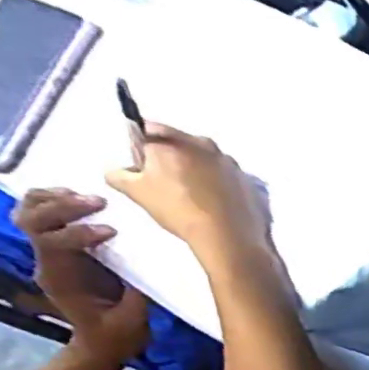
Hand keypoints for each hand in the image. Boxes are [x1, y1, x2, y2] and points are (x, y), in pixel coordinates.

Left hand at [13, 188, 148, 362]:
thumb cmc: (118, 334)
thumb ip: (136, 289)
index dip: (79, 232)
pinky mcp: (60, 247)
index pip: (52, 242)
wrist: (104, 342)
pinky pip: (43, 213)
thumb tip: (148, 260)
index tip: (113, 232)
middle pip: (31, 218)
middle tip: (99, 202)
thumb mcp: (133, 318)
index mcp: (59, 278)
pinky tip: (83, 201)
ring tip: (89, 197)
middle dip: (62, 206)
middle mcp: (46, 261)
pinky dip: (57, 200)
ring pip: (29, 209)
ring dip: (55, 198)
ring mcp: (49, 253)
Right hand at [104, 122, 270, 257]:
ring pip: (207, 162)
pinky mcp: (250, 184)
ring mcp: (232, 165)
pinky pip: (229, 180)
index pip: (149, 130)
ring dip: (199, 173)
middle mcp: (205, 145)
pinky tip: (218, 207)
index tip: (144, 167)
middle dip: (173, 159)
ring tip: (196, 199)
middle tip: (169, 185)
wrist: (231, 239)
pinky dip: (222, 188)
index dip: (142, 147)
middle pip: (181, 145)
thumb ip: (120, 175)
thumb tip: (118, 172)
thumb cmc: (179, 210)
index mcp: (173, 140)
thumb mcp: (137, 192)